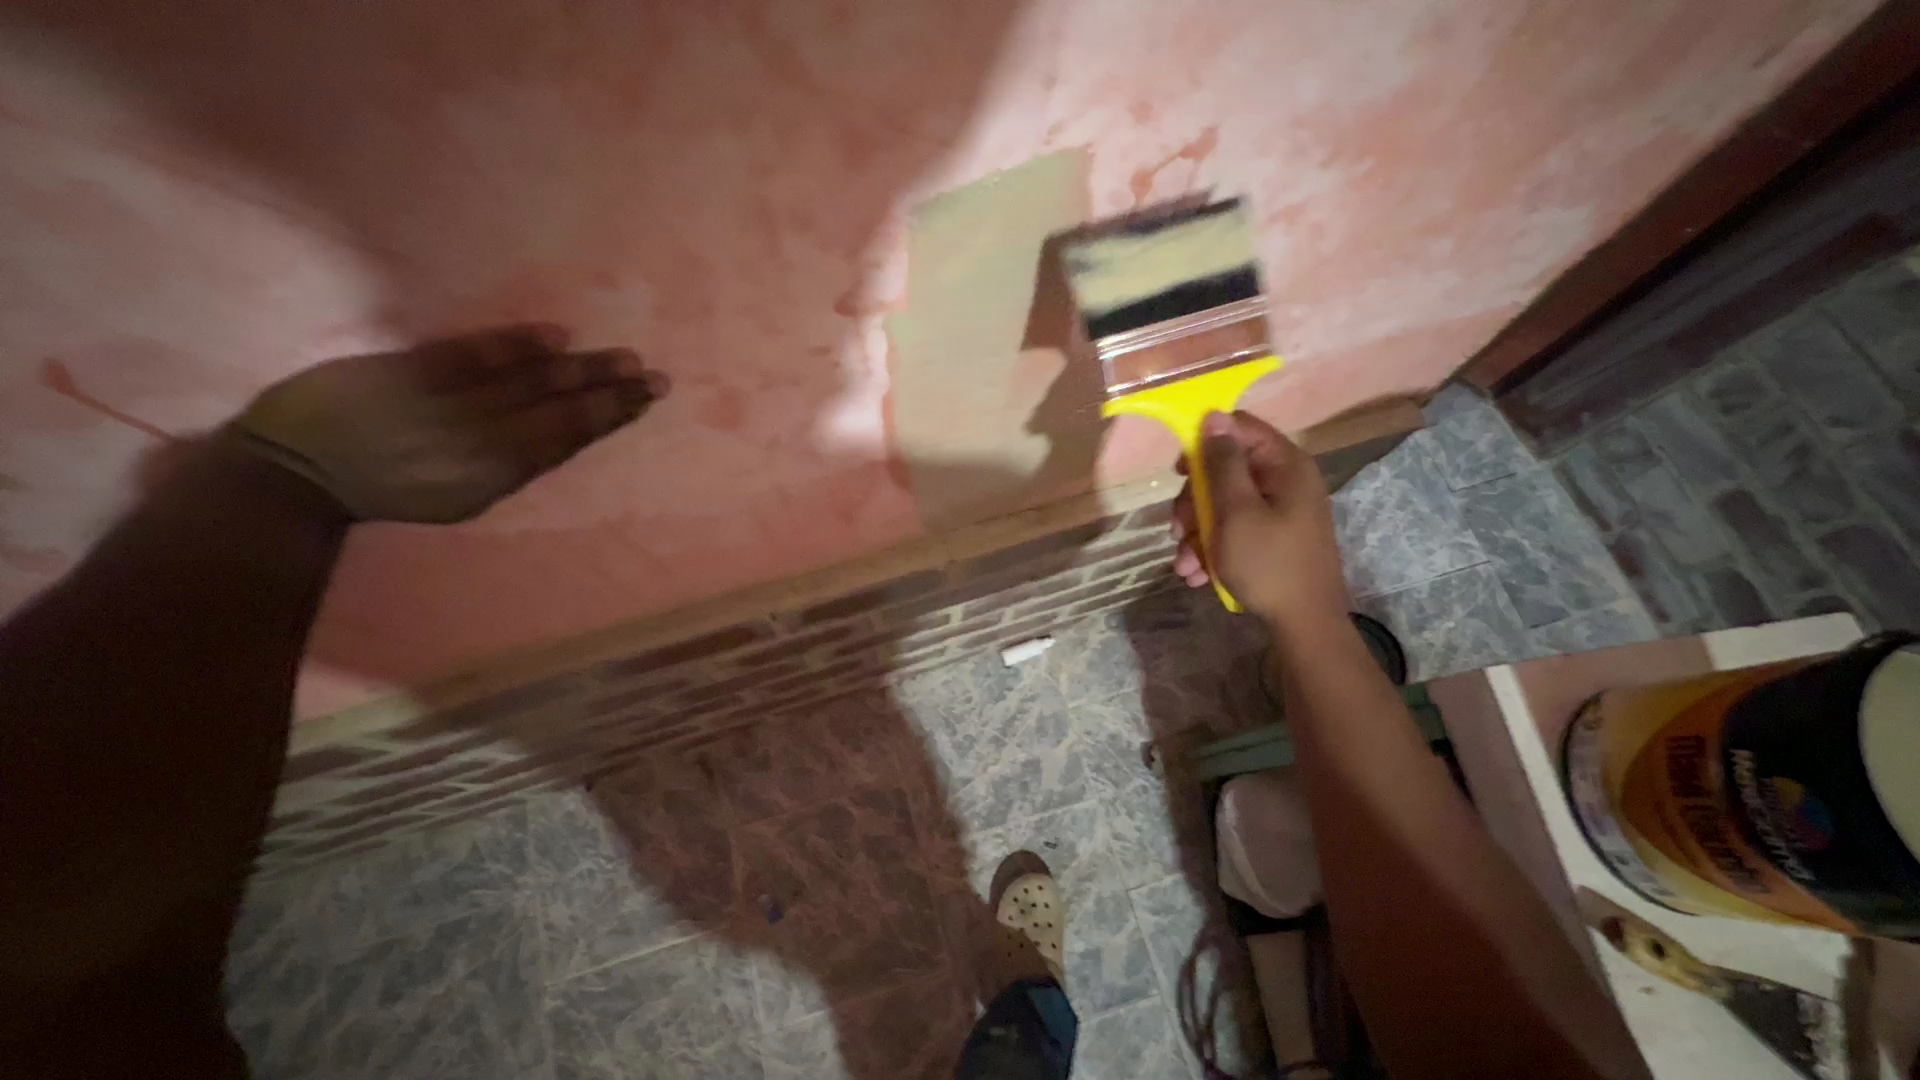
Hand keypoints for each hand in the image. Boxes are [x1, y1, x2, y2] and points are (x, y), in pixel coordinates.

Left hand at [228, 325, 666, 522]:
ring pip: (530, 382)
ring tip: (622, 358)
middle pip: (560, 410)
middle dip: (611, 392)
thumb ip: (506, 466)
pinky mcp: (415, 371)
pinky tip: (557, 337)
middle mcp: (484, 440)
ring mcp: (451, 404)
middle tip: (653, 376)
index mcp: (494, 474)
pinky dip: (519, 345)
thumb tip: (553, 437)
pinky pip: (476, 356)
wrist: (296, 472)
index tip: (643, 401)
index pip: (565, 438)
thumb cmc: (382, 491)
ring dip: (581, 369)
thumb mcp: (457, 497)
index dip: (609, 417)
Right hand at [1172, 410, 1351, 631]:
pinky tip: (1197, 574)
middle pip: (1226, 470)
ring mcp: (1280, 511)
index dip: (1205, 442)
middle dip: (1194, 502)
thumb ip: (1222, 463)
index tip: (1179, 472)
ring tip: (1185, 565)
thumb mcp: (1236, 511)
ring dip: (1197, 533)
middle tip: (1178, 530)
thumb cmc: (1269, 564)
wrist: (1304, 625)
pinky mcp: (1273, 538)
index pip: (1240, 428)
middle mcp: (1285, 481)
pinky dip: (1213, 548)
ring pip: (1223, 504)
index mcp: (1284, 465)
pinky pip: (1235, 530)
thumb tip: (1213, 415)